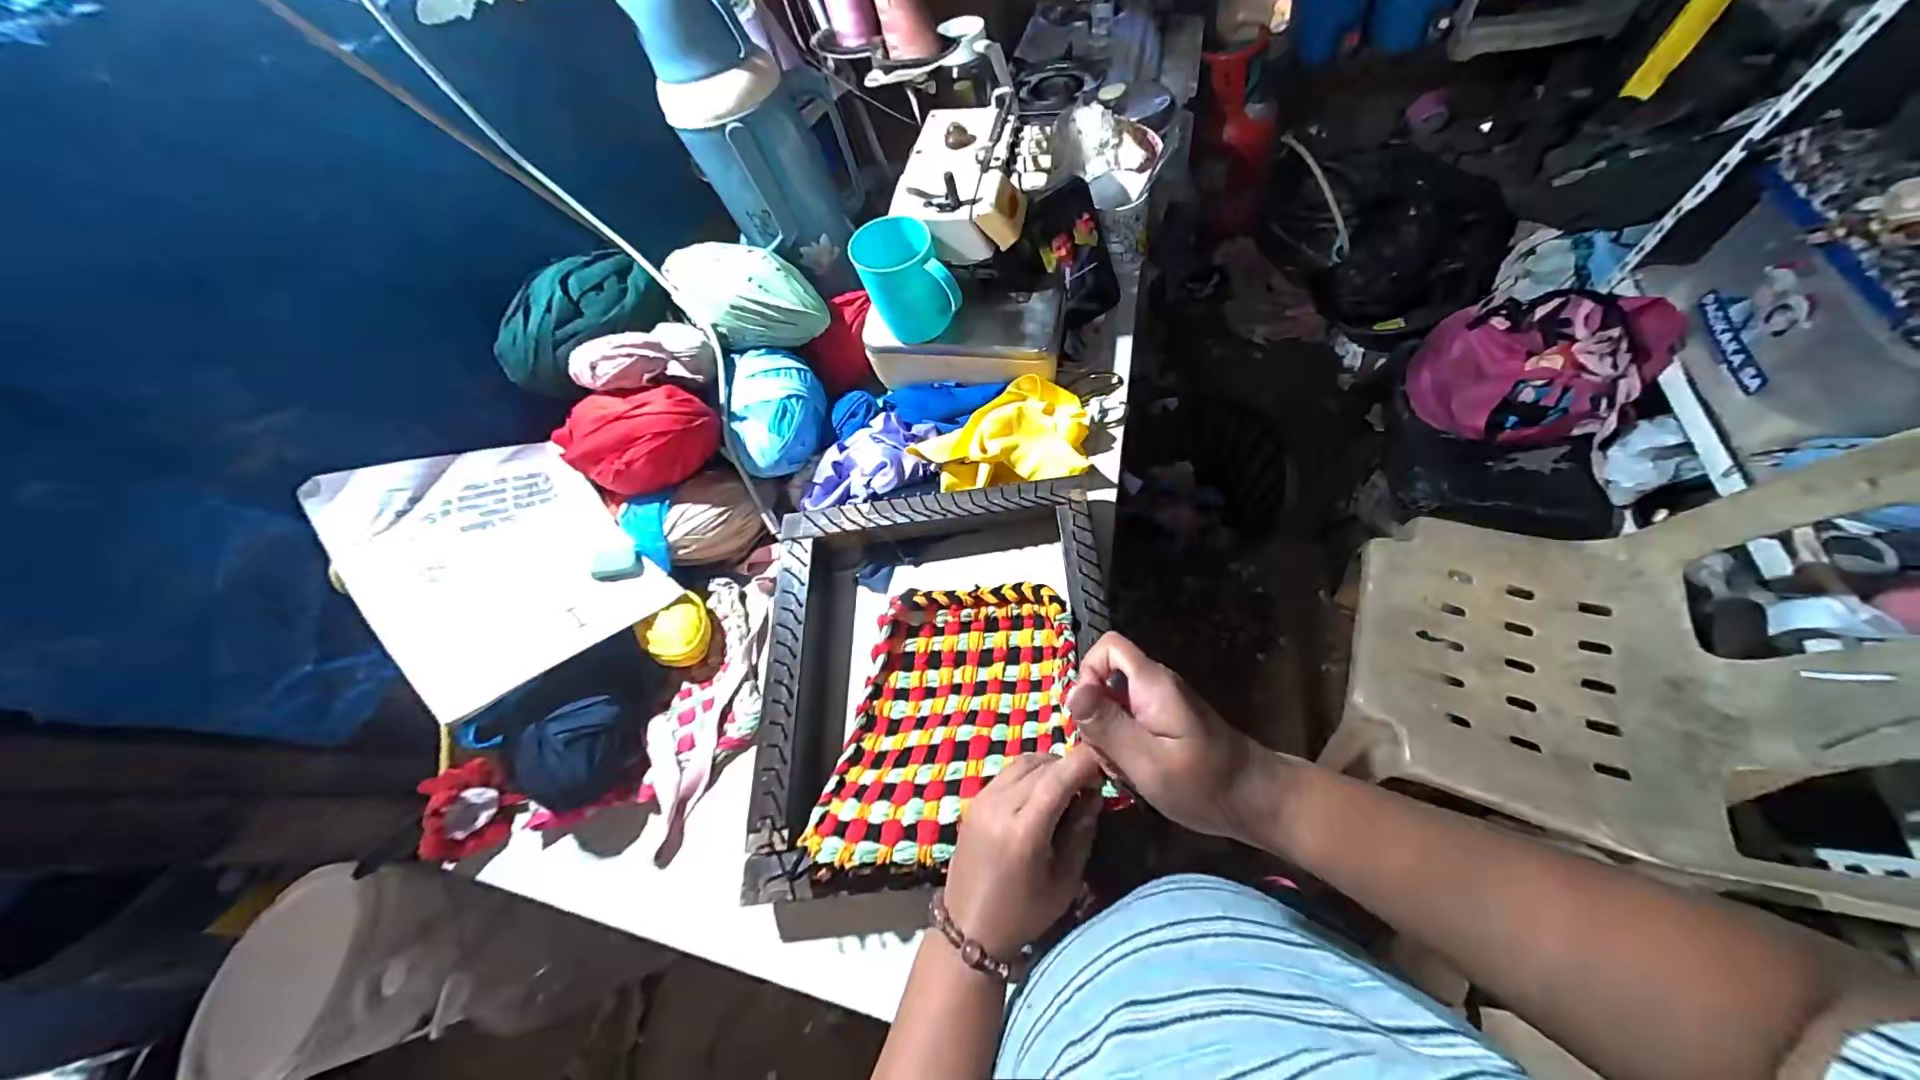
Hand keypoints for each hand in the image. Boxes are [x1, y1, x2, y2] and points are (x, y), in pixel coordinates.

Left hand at [943, 750, 1103, 957]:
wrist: (968, 927)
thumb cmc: (1024, 914)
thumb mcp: (1065, 880)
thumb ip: (1082, 831)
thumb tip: (1094, 791)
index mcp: (1023, 831)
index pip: (1058, 778)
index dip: (1084, 762)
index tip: (1105, 762)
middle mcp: (999, 807)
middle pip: (1042, 766)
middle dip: (1070, 765)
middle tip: (1091, 781)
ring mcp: (982, 800)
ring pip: (1023, 762)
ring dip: (1049, 765)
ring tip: (1068, 785)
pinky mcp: (974, 800)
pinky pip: (1007, 772)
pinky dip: (1030, 772)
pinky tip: (1041, 791)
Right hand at [1066, 632, 1273, 844]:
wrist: (1258, 802)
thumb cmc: (1205, 784)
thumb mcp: (1147, 761)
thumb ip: (1107, 726)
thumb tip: (1071, 693)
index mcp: (1152, 684)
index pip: (1107, 646)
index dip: (1087, 673)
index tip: (1088, 716)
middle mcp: (1156, 685)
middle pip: (1105, 678)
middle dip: (1096, 716)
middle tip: (1110, 755)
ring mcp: (1162, 704)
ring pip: (1114, 704)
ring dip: (1109, 735)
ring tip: (1126, 769)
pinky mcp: (1166, 722)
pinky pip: (1130, 721)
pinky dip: (1124, 744)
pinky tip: (1136, 772)